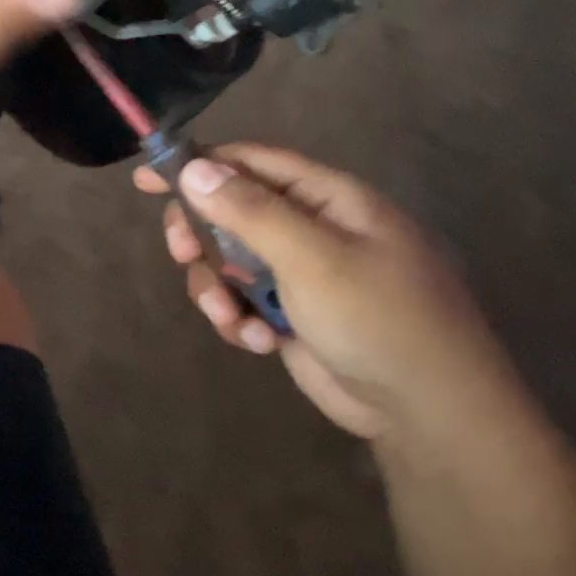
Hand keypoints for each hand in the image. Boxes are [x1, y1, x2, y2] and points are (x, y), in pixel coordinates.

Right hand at [134, 145, 519, 439]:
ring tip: (231, 317)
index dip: (200, 164)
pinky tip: (256, 341)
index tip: (148, 179)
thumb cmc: (379, 320)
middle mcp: (314, 229)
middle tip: (182, 254)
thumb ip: (250, 210)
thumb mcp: (312, 259)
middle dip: (202, 235)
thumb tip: (193, 167)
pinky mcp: (291, 313)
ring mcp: (302, 274)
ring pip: (228, 260)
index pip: (253, 163)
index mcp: (331, 200)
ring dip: (217, 288)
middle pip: (231, 211)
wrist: (427, 413)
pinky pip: (241, 299)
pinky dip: (237, 317)